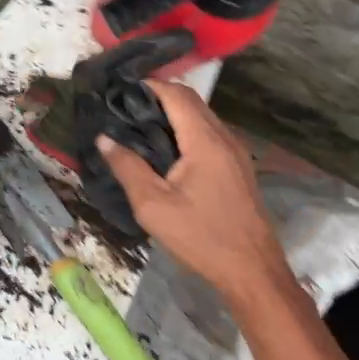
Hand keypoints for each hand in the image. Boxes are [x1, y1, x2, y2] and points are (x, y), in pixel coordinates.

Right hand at [96, 80, 294, 309]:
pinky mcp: (238, 168)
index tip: (118, 91)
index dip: (148, 86)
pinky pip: (209, 134)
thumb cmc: (202, 238)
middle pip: (191, 100)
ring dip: (172, 112)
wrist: (254, 274)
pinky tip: (165, 150)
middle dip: (158, 96)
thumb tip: (104, 138)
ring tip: (138, 125)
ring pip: (202, 116)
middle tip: (123, 107)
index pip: (176, 94)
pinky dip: (185, 129)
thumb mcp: (153, 206)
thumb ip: (127, 167)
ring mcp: (236, 153)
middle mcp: (224, 139)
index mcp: (205, 141)